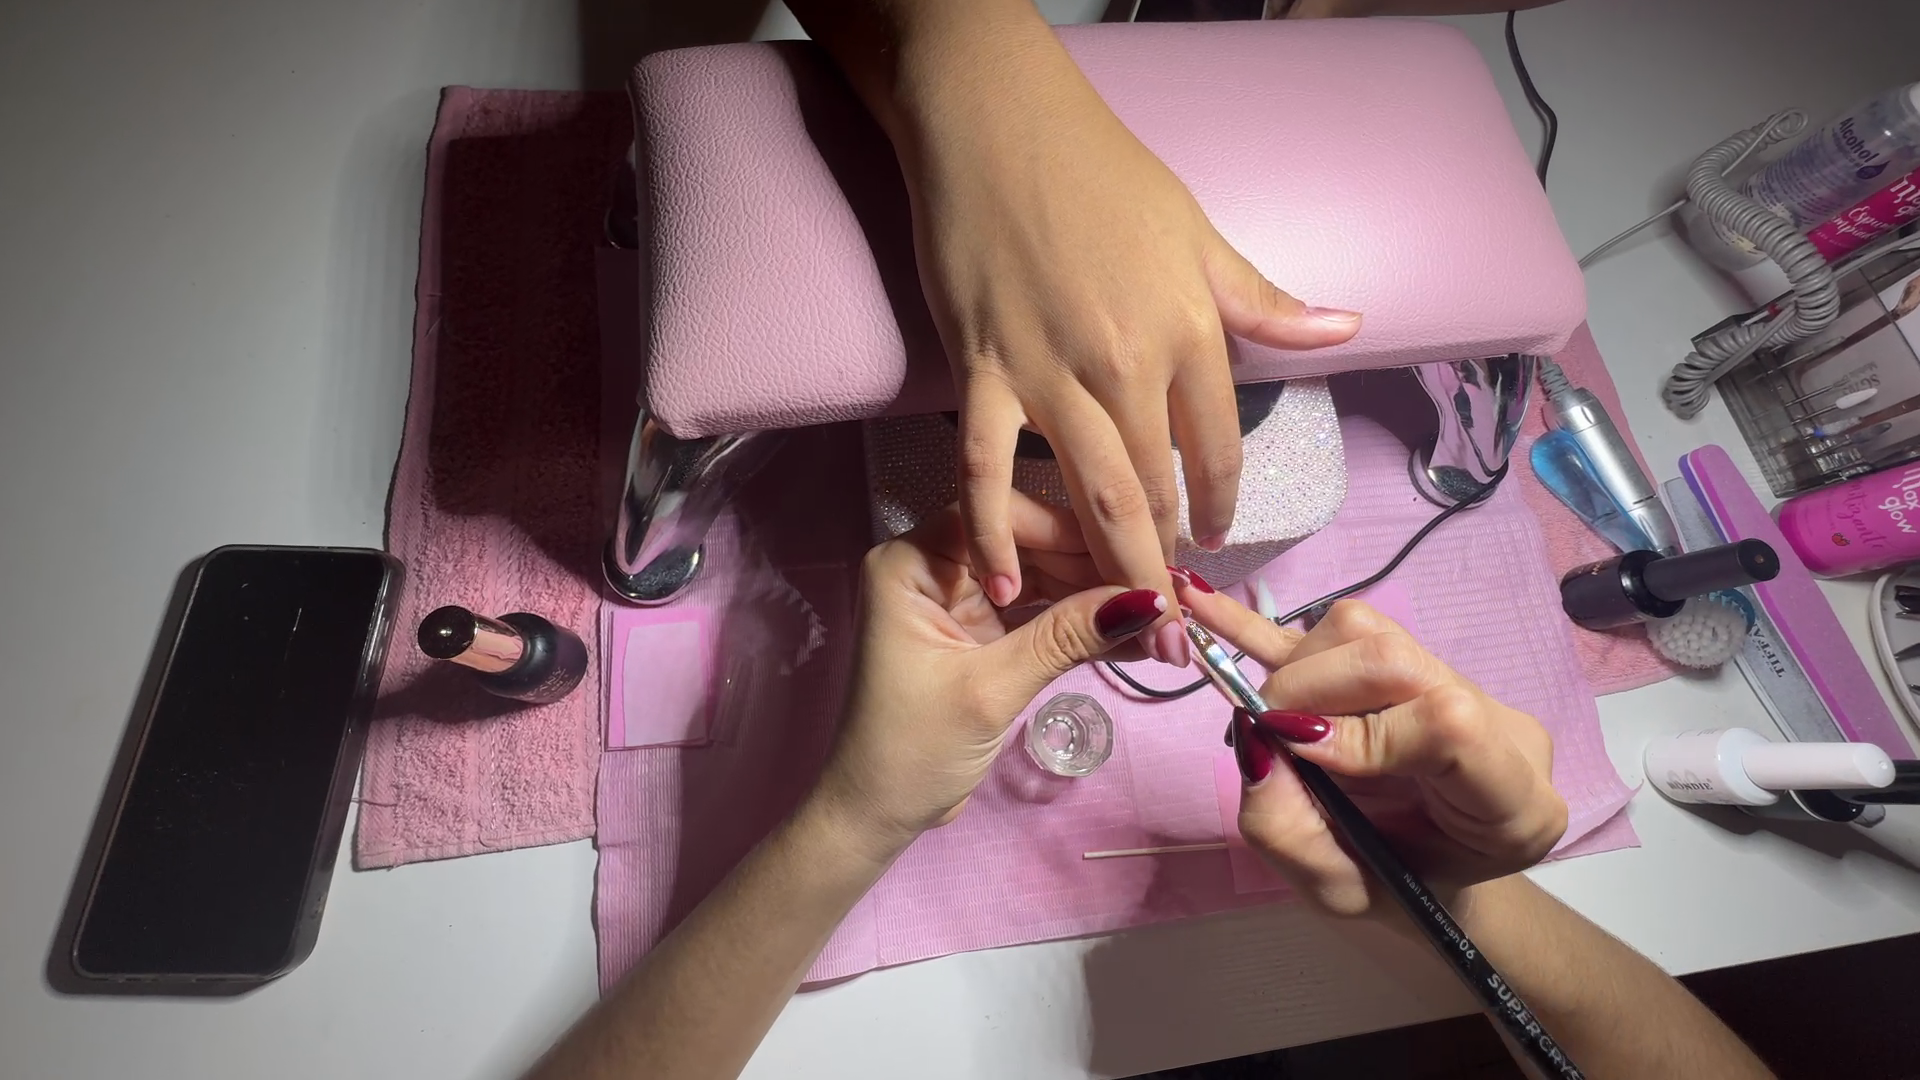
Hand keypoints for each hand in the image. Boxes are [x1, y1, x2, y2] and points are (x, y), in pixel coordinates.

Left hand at [811, 498, 1165, 854]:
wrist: (879, 812)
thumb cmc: (913, 749)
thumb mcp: (989, 689)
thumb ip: (1065, 637)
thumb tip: (1151, 601)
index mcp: (913, 562)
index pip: (1000, 520)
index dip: (1070, 533)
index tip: (1136, 553)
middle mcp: (935, 565)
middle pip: (1027, 546)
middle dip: (1094, 572)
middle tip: (1166, 592)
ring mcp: (961, 597)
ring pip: (1040, 578)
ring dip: (1096, 599)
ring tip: (1162, 617)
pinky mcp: (982, 629)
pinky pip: (1039, 612)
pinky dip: (1080, 625)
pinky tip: (1132, 635)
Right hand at [887, 10, 1359, 656]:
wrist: (997, 128)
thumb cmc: (1100, 175)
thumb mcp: (1197, 232)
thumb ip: (1264, 302)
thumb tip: (1348, 329)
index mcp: (1188, 328)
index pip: (1219, 444)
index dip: (1223, 503)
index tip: (1217, 542)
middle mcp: (1127, 365)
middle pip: (1158, 487)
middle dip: (1169, 558)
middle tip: (1172, 613)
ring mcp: (1049, 376)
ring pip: (1090, 491)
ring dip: (1110, 561)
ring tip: (1122, 610)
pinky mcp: (982, 377)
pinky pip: (985, 469)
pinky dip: (990, 529)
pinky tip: (1003, 584)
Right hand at [1175, 579, 1566, 914]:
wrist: (1427, 868)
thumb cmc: (1390, 888)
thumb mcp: (1334, 890)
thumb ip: (1285, 826)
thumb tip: (1252, 734)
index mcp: (1511, 799)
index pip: (1447, 722)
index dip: (1357, 731)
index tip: (1296, 752)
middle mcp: (1496, 721)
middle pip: (1390, 656)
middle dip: (1305, 688)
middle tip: (1266, 730)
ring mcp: (1453, 677)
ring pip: (1361, 628)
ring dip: (1297, 665)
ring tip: (1278, 712)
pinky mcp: (1400, 654)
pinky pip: (1335, 625)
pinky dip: (1261, 619)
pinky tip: (1199, 599)